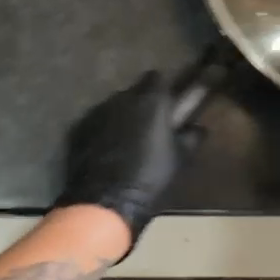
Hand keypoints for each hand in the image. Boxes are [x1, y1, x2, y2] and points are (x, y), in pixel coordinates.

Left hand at [53, 71, 193, 254]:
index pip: (157, 78)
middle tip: (150, 126)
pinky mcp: (80, 127)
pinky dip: (104, 130)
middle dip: (142, 103)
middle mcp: (122, 98)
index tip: (167, 105)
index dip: (163, 89)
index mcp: (150, 100)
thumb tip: (198, 127)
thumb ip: (190, 137)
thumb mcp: (179, 159)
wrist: (106, 202)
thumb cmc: (150, 178)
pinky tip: (108, 151)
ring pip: (114, 106)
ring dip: (122, 116)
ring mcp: (98, 111)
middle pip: (134, 90)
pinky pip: (97, 121)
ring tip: (128, 141)